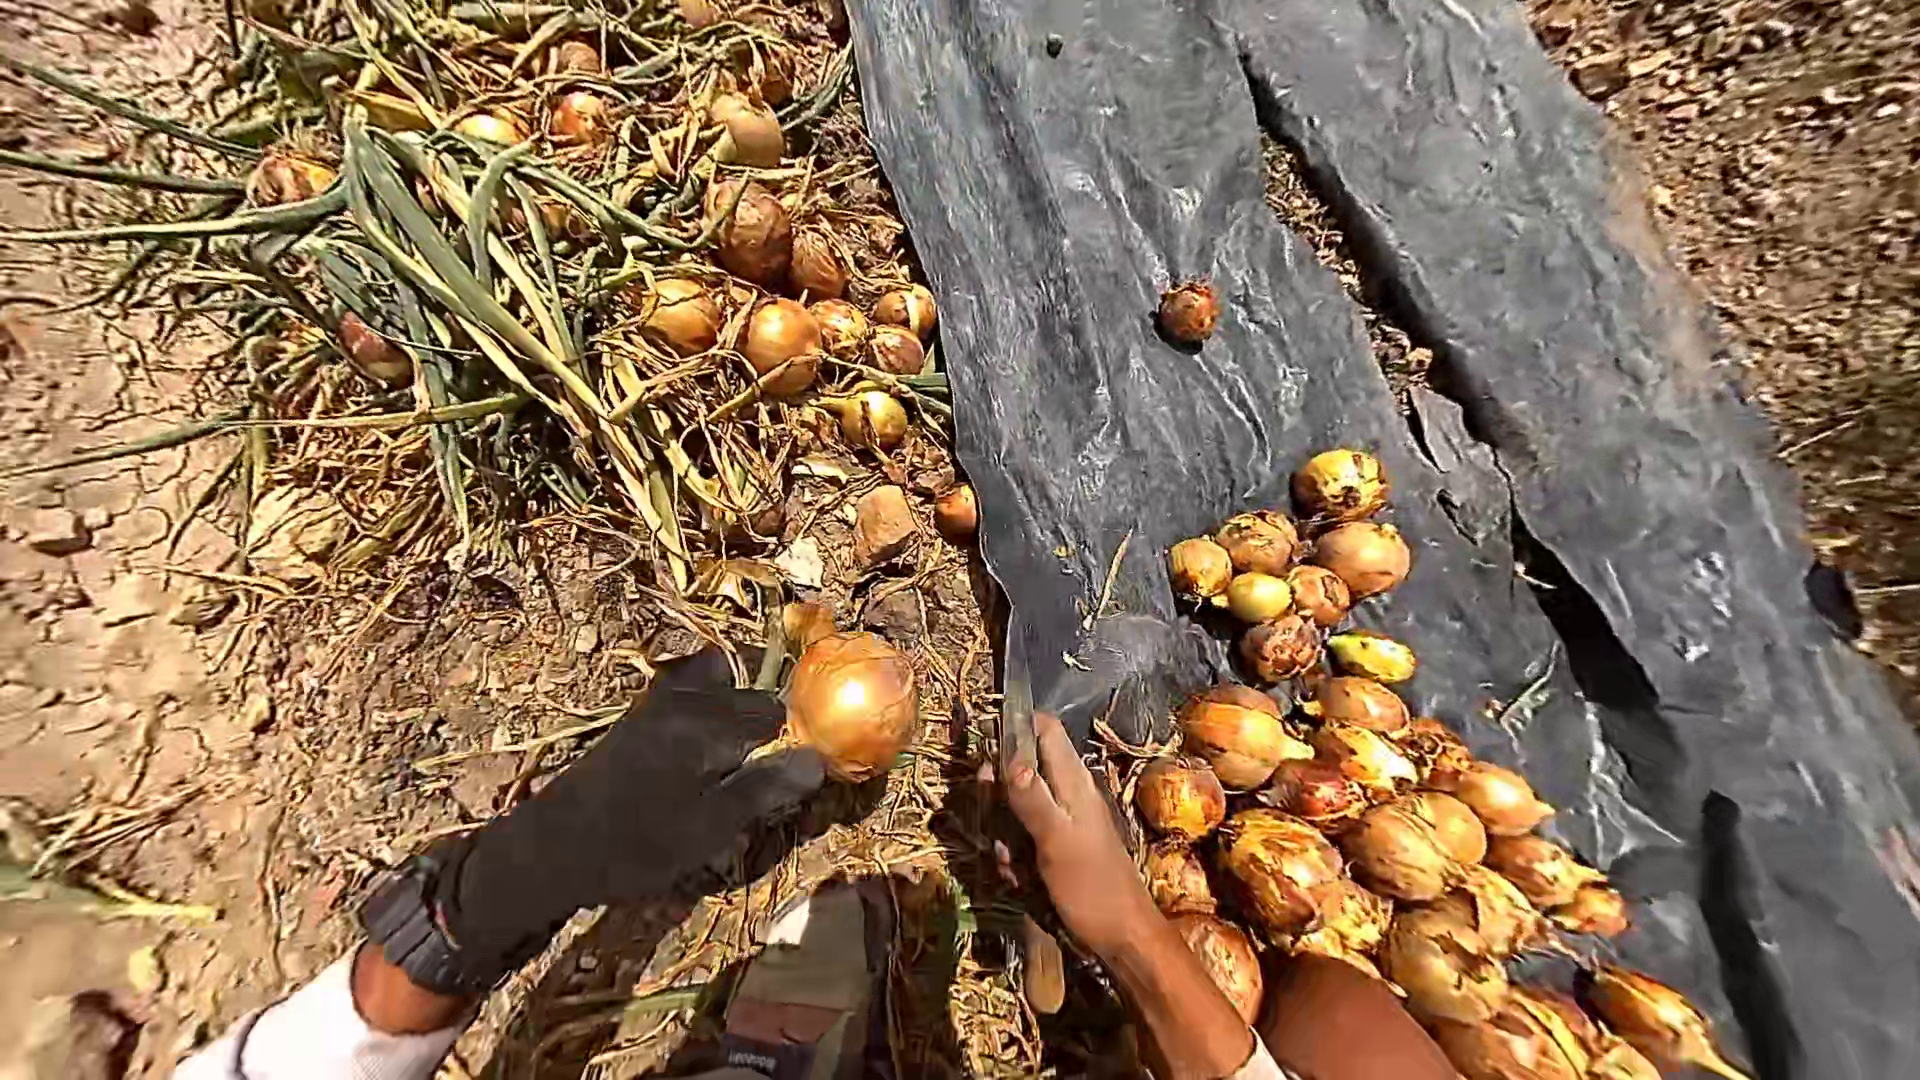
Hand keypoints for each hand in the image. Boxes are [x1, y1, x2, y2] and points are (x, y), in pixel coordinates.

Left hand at [432, 651, 825, 984]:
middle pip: (753, 697)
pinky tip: (699, 744)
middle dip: (764, 728)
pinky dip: (709, 700)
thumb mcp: (707, 829)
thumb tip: (817, 762)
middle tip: (752, 773)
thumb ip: (763, 788)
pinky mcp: (645, 708)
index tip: (780, 776)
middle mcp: (689, 699)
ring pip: (724, 684)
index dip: (786, 743)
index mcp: (709, 725)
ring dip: (737, 709)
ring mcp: (663, 698)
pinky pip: (693, 685)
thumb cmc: (636, 845)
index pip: (775, 715)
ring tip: (730, 753)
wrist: (549, 849)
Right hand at [1003, 711, 1254, 1077]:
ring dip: (1003, 828)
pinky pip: (1023, 834)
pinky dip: (1014, 852)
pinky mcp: (1057, 844)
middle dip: (999, 789)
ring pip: (1017, 804)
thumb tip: (1010, 758)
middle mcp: (1066, 790)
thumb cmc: (1093, 885)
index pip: (1044, 728)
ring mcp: (1062, 818)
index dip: (1016, 725)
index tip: (985, 742)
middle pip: (1023, 765)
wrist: (1124, 939)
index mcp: (1072, 779)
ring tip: (1007, 859)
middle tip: (989, 812)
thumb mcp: (1057, 841)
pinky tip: (1017, 876)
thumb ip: (1032, 798)